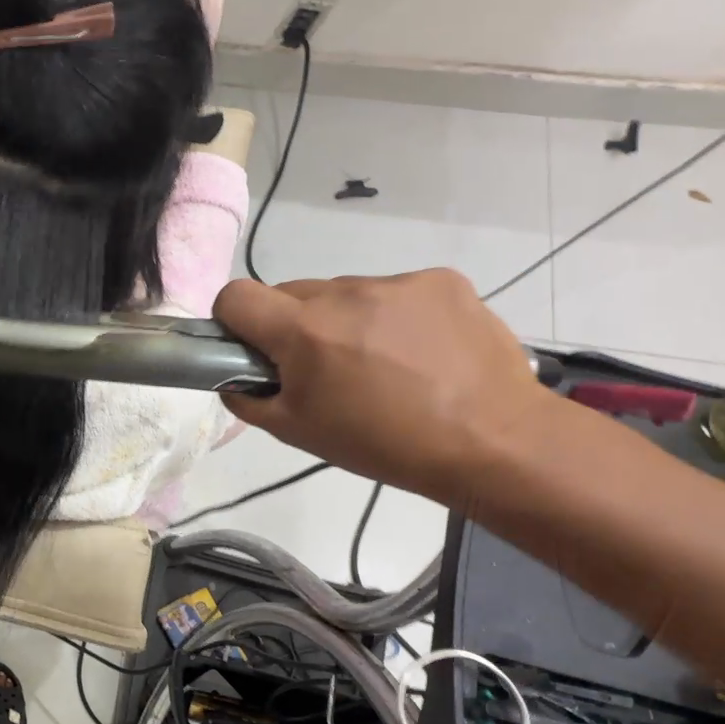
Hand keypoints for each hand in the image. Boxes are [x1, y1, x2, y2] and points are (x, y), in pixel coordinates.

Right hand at [212, 269, 552, 506]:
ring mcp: (399, 283)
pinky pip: (391, 291)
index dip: (232, 320)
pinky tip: (412, 351)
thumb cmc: (379, 442)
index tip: (250, 347)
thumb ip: (247, 396)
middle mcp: (347, 293)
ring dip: (341, 320)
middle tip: (317, 367)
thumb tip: (236, 376)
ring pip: (342, 292)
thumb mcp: (293, 430)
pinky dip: (388, 316)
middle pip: (289, 293)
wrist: (492, 439)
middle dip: (290, 324)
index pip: (236, 295)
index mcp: (303, 331)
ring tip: (375, 363)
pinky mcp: (443, 281)